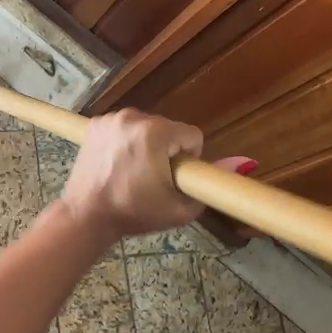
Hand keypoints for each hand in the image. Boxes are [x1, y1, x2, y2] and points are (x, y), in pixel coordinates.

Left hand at [59, 109, 203, 236]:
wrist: (86, 215)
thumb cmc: (133, 213)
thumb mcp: (179, 207)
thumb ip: (211, 182)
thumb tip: (245, 161)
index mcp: (155, 133)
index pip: (191, 135)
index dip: (188, 159)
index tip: (172, 177)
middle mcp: (132, 117)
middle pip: (168, 129)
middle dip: (166, 151)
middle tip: (151, 179)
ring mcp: (110, 119)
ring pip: (145, 128)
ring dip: (146, 145)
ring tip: (132, 173)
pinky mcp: (94, 124)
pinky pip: (123, 128)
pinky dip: (125, 142)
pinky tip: (117, 164)